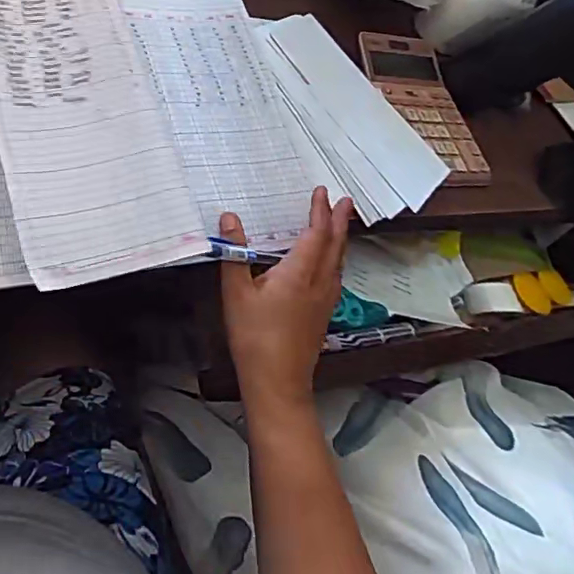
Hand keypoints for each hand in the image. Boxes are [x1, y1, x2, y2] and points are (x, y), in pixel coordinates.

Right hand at [217, 187, 353, 409]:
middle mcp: (319, 285)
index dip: (319, 212)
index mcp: (299, 275)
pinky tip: (328, 264)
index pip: (315, 235)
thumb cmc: (253, 336)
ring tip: (339, 225)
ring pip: (338, 262)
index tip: (321, 192)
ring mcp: (324, 301)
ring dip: (340, 239)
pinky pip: (335, 276)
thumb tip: (230, 219)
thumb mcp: (235, 291)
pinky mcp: (323, 314)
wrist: (277, 381)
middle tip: (344, 201)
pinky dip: (335, 259)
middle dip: (339, 221)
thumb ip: (234, 252)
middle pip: (335, 246)